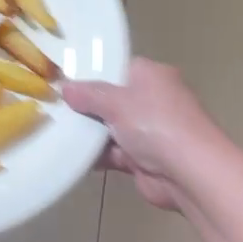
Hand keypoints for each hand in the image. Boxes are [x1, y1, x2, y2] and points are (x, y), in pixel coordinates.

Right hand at [63, 58, 220, 210]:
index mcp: (152, 76)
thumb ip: (89, 94)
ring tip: (54, 130)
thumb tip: (65, 87)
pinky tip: (68, 154)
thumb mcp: (117, 102)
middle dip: (86, 106)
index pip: (119, 68)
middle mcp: (152, 100)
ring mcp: (148, 131)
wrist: (189, 173)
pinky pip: (113, 153)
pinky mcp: (143, 159)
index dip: (93, 73)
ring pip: (110, 128)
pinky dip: (96, 155)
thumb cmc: (156, 124)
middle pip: (112, 99)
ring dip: (88, 134)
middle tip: (53, 106)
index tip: (63, 78)